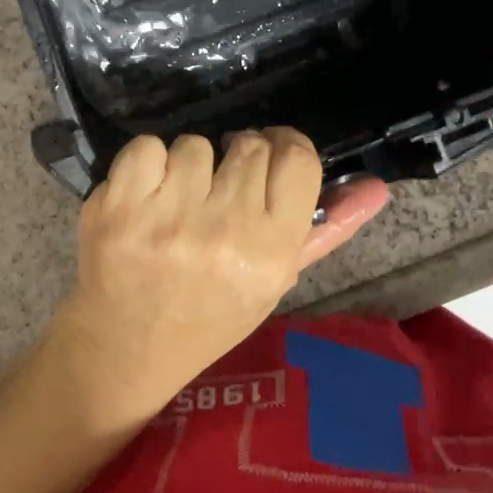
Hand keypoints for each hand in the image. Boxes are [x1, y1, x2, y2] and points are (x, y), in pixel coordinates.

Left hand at [48, 129, 389, 412]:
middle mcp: (222, 231)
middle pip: (246, 147)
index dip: (284, 146)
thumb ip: (326, 229)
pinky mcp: (117, 207)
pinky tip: (146, 197)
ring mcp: (165, 218)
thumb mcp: (275, 281)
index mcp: (270, 253)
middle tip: (219, 193)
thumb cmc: (210, 313)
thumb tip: (375, 186)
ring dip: (188, 166)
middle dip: (235, 161)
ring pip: (193, 144)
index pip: (297, 159)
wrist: (127, 348)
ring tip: (181, 203)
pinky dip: (146, 164)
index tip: (269, 154)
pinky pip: (146, 145)